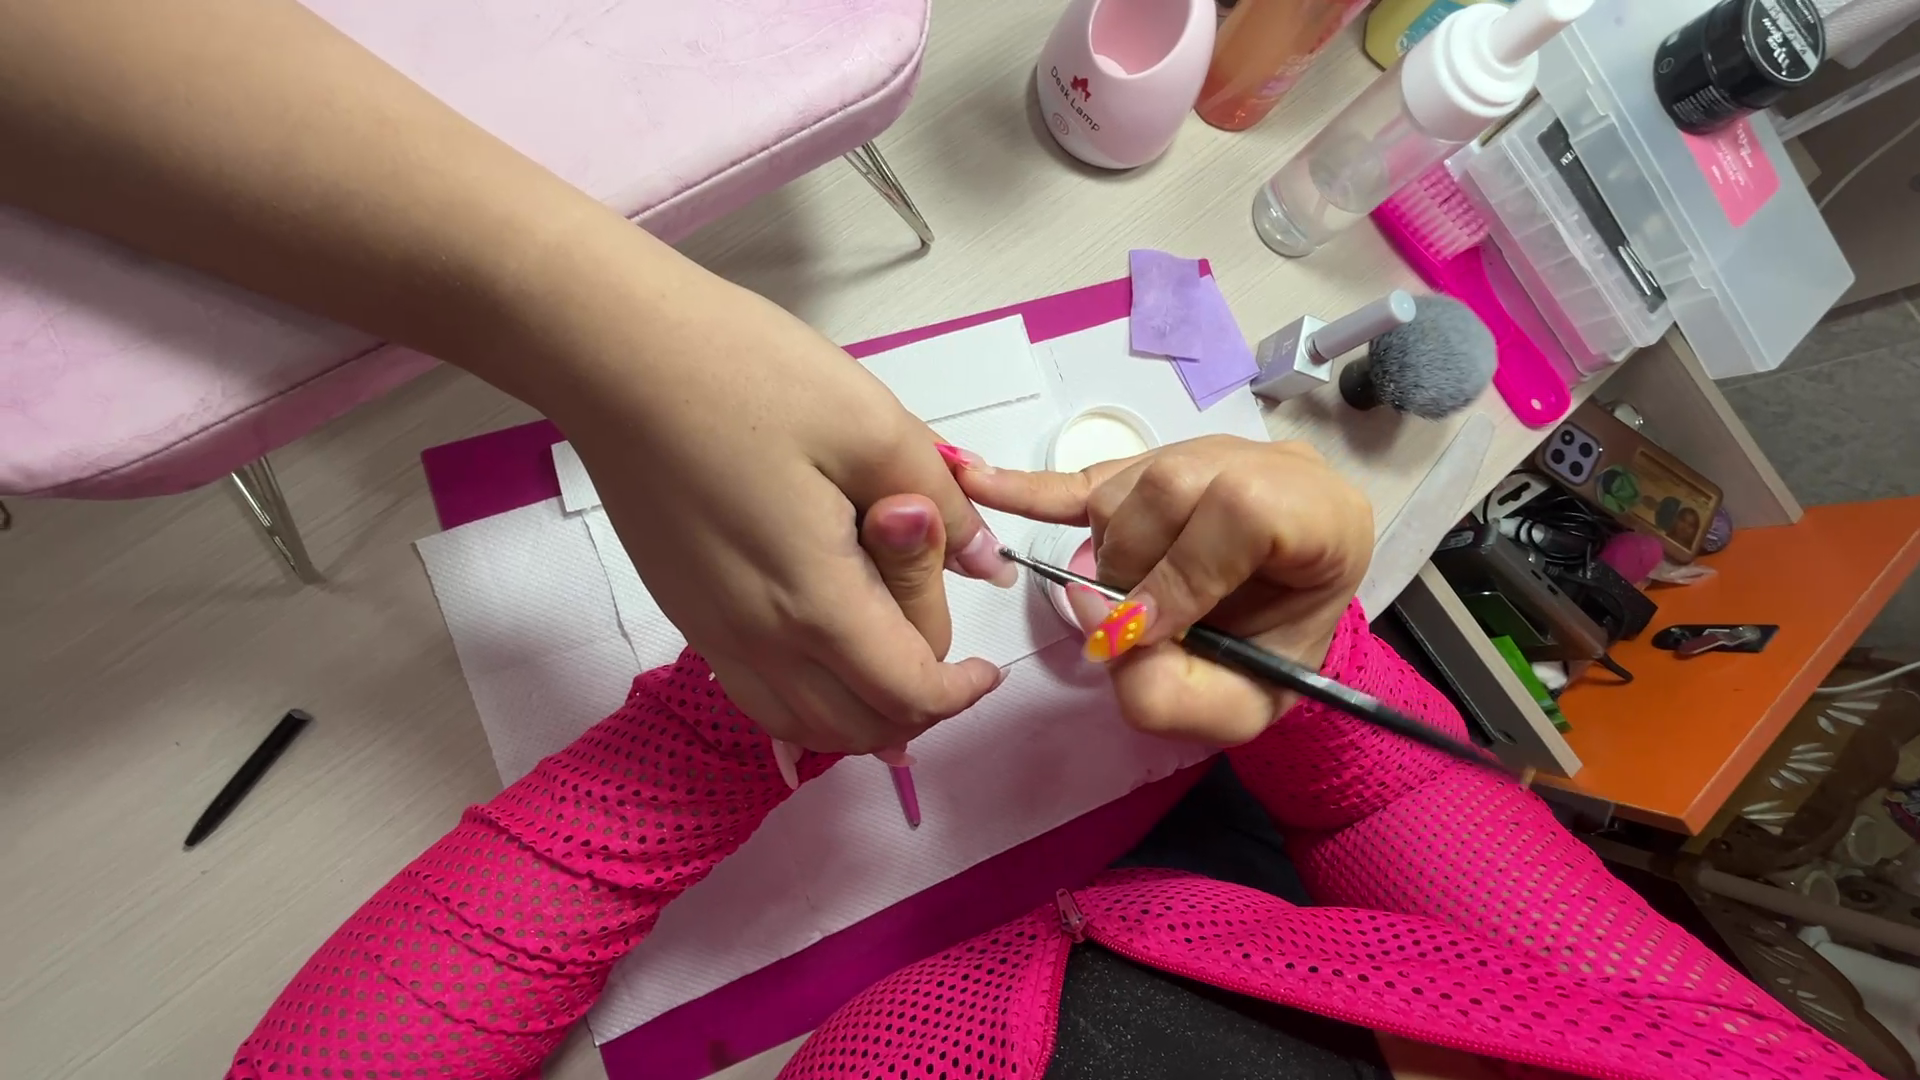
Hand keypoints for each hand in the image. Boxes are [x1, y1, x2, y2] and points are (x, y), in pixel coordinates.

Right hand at [554, 269, 1012, 755]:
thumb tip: (985, 564)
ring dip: (866, 713)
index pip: (908, 692)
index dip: (961, 692)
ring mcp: (713, 634)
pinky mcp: (688, 613)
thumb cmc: (750, 376)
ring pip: (806, 727)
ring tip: (895, 657)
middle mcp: (759, 642)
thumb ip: (940, 507)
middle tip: (939, 632)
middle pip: (861, 726)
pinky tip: (829, 656)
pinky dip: (812, 703)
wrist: (614, 354)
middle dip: (921, 700)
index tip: (988, 667)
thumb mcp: (873, 427)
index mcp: (816, 601)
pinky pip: (761, 698)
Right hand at [956, 436, 1372, 744]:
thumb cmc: (1266, 660)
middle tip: (1139, 626)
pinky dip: (1024, 488)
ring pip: (1117, 492)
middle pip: (1162, 493)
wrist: (1273, 622)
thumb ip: (1175, 694)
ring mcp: (1200, 452)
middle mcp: (1259, 465)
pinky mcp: (1144, 467)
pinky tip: (972, 475)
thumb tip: (1103, 626)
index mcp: (1320, 516)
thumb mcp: (1244, 706)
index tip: (1147, 630)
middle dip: (1133, 574)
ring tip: (1134, 597)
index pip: (1238, 510)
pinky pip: (1078, 477)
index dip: (1183, 574)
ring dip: (1106, 557)